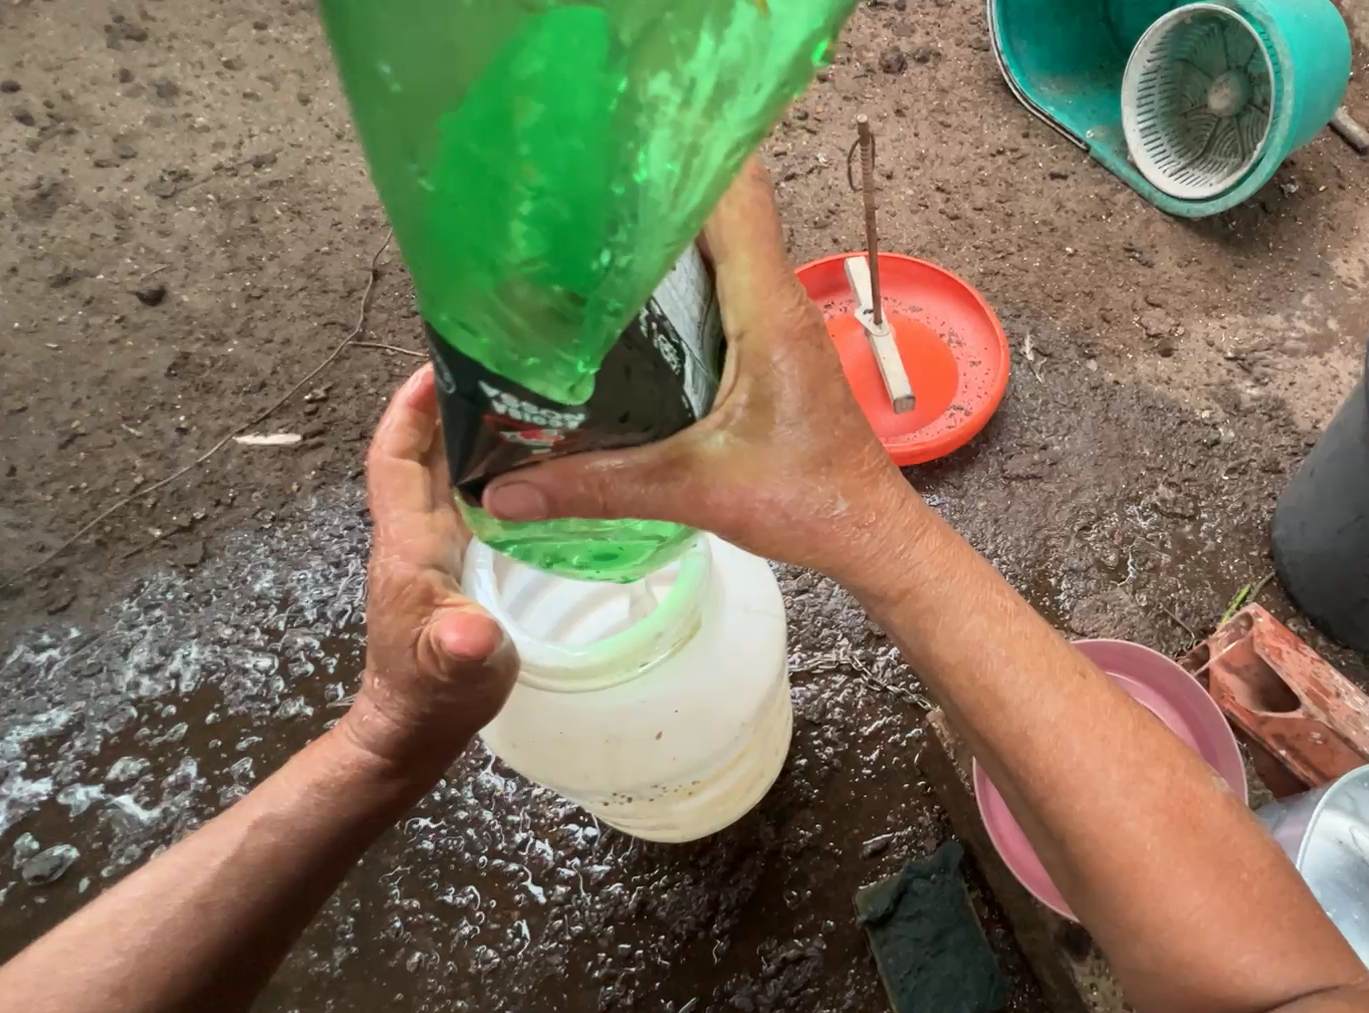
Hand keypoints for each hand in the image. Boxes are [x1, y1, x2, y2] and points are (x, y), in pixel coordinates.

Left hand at [344, 366, 518, 773]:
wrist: (417, 725)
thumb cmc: (435, 695)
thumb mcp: (456, 672)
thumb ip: (460, 650)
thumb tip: (473, 631)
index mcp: (411, 546)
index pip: (396, 462)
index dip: (409, 412)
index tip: (437, 367)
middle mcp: (416, 535)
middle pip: (423, 454)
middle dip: (449, 407)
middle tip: (503, 373)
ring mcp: (435, 548)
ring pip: (447, 473)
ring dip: (472, 433)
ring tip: (527, 406)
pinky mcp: (455, 561)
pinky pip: (468, 499)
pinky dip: (490, 470)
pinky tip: (532, 467)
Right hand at [478, 160, 932, 588]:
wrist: (867, 532)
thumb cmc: (808, 504)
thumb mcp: (698, 491)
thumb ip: (599, 486)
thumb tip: (502, 492)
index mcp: (768, 310)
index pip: (733, 192)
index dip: (678, 146)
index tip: (605, 124)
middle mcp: (777, 301)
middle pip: (718, 210)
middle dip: (647, 185)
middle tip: (561, 176)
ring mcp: (778, 325)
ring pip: (720, 250)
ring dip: (660, 234)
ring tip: (575, 224)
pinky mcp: (773, 351)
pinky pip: (723, 292)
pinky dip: (677, 282)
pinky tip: (623, 302)